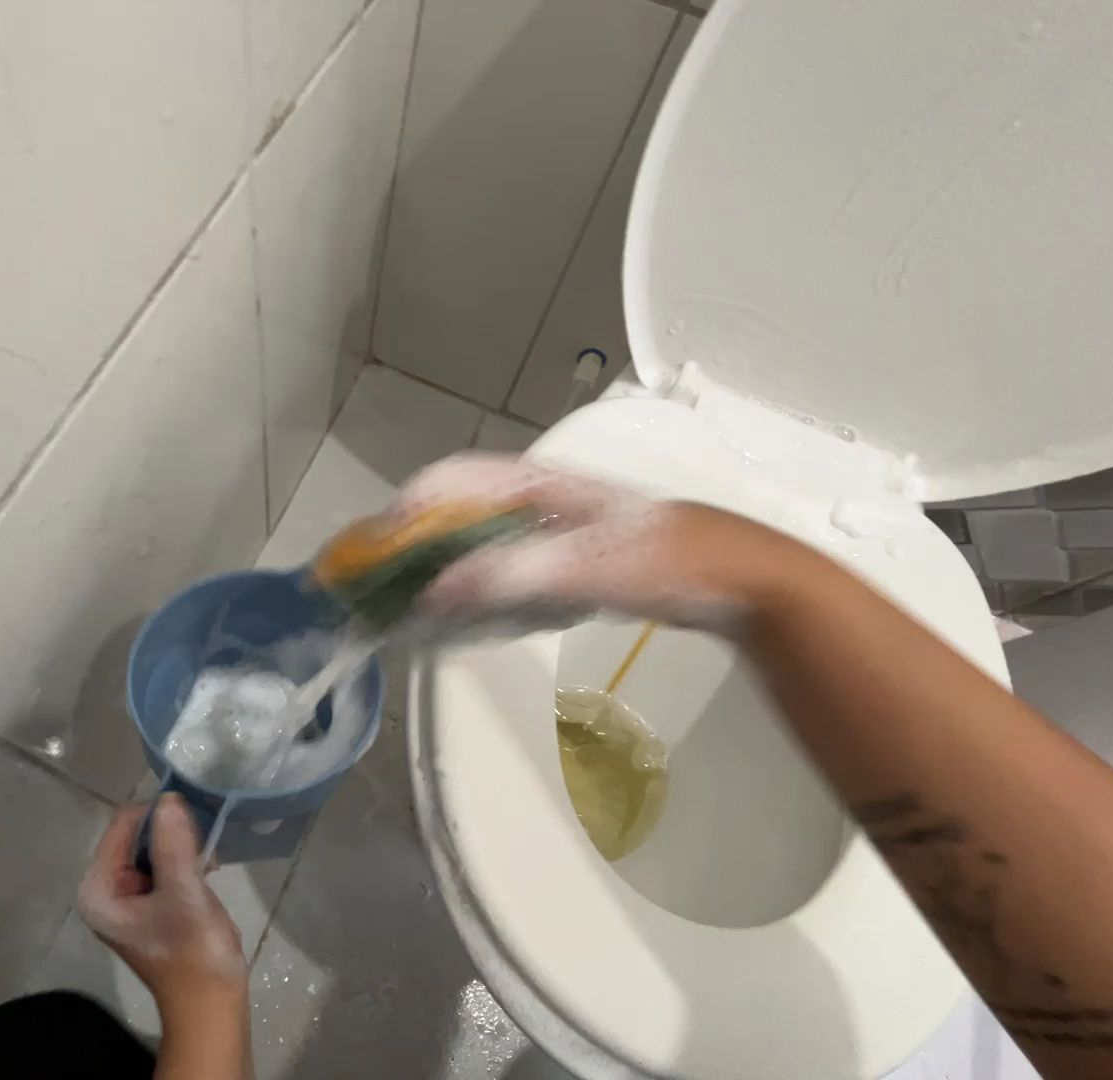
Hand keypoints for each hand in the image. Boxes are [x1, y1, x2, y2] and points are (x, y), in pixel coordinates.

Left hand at [77, 795, 245, 1017]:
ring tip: (208, 861)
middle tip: (204, 845)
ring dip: (182, 844)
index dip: (158, 815)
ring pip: (152, 844)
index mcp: (99, 889)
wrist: (211, 1005)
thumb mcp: (185, 894)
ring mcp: (126, 896)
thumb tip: (169, 799)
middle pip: (135, 833)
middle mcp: (104, 889)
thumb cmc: (194, 954)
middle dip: (171, 830)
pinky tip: (206, 869)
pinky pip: (162, 860)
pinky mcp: (148, 901)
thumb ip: (174, 845)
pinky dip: (184, 858)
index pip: (122, 825)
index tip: (194, 821)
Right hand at [397, 453, 789, 631]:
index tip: (377, 552)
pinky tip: (472, 614)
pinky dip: (476, 585)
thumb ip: (511, 573)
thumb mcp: (584, 567)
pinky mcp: (564, 556)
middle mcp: (535, 499)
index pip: (451, 480)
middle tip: (387, 586)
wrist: (736, 577)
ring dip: (442, 565)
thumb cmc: (662, 559)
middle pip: (456, 508)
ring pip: (478, 538)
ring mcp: (551, 527)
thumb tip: (435, 590)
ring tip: (417, 604)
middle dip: (415, 542)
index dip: (406, 509)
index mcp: (534, 484)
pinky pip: (503, 565)